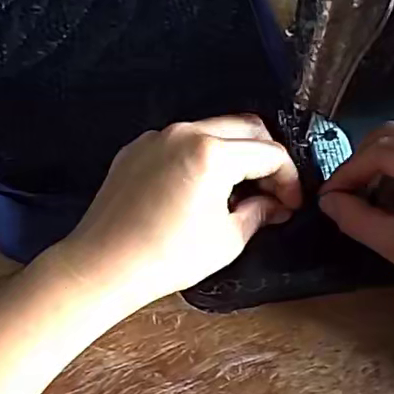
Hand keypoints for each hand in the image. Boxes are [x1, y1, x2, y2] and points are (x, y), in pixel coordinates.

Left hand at [43, 115, 301, 311]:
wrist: (103, 265)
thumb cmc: (167, 257)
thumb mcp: (228, 240)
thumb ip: (259, 212)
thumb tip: (273, 203)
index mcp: (211, 152)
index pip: (269, 153)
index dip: (288, 180)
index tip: (291, 204)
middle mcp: (184, 132)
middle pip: (245, 127)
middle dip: (267, 157)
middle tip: (272, 192)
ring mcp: (155, 137)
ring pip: (212, 130)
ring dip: (235, 154)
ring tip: (238, 192)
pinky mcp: (135, 149)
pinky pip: (180, 142)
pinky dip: (201, 157)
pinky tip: (200, 189)